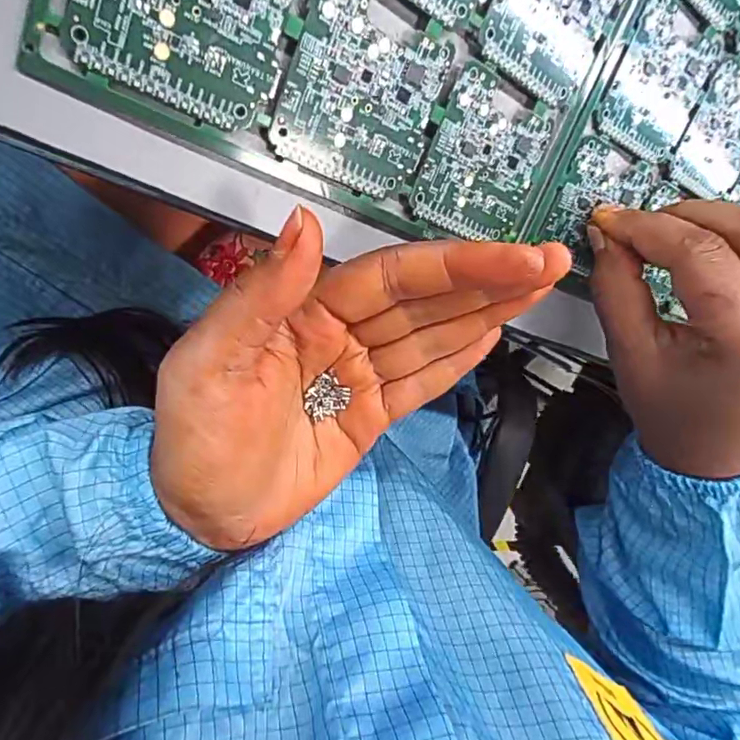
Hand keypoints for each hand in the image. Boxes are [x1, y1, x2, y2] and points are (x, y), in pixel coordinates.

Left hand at [152, 207, 571, 549]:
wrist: (198, 515)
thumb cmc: (192, 441)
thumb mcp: (209, 362)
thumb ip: (258, 295)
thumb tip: (304, 224)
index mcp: (299, 314)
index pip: (387, 277)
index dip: (450, 265)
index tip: (509, 256)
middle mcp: (332, 337)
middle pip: (419, 301)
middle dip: (483, 281)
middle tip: (547, 263)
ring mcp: (352, 379)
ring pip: (426, 338)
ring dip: (480, 313)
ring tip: (535, 289)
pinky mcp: (364, 419)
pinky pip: (415, 383)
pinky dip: (453, 361)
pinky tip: (488, 334)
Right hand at [588, 201, 739, 478]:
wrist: (714, 455)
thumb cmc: (674, 417)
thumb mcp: (630, 354)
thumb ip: (618, 287)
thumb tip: (611, 237)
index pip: (707, 258)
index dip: (652, 230)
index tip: (616, 222)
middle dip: (691, 217)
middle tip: (643, 224)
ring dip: (720, 223)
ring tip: (671, 235)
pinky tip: (707, 252)